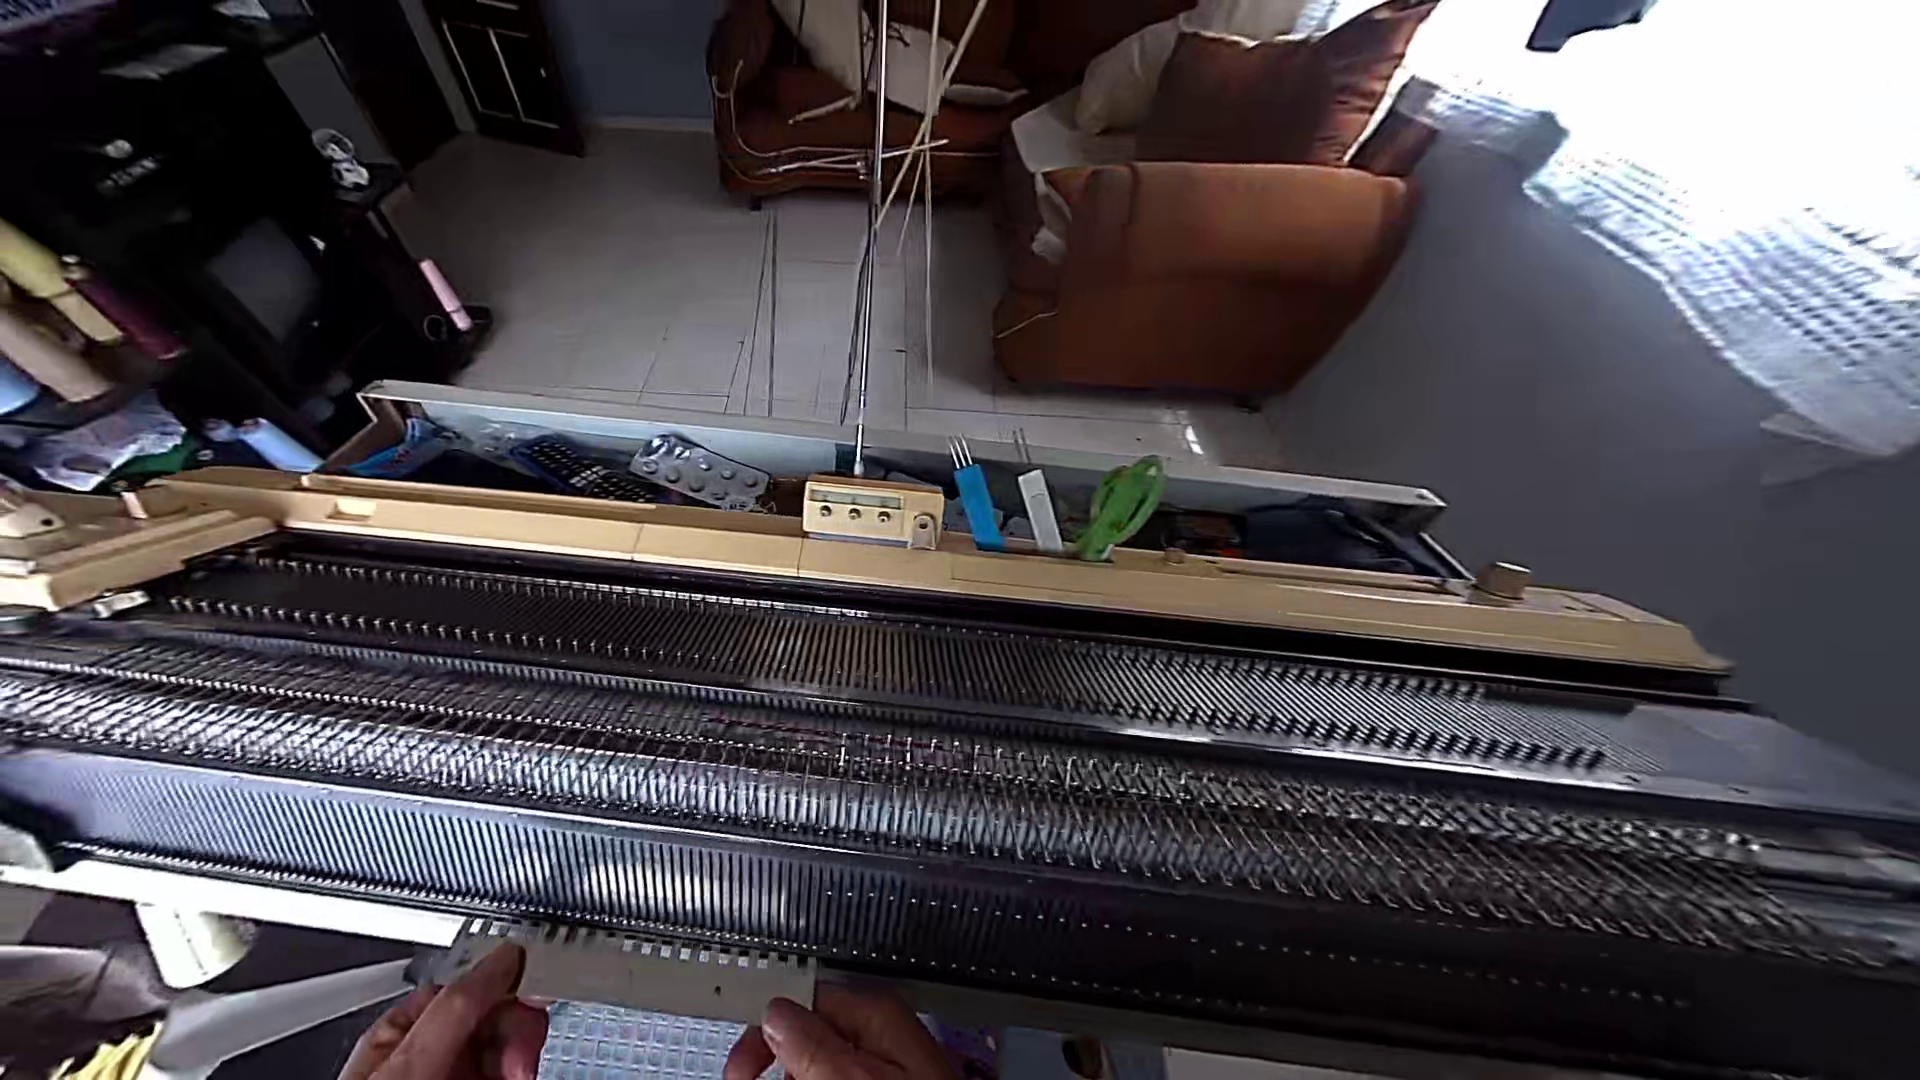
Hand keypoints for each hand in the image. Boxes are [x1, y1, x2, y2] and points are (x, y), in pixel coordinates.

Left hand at [340, 944, 548, 1079]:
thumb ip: (458, 1004)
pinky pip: (523, 1058)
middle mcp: (434, 1050)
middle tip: (518, 1043)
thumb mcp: (409, 1065)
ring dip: (526, 1045)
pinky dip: (527, 1064)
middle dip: (520, 1020)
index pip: (471, 977)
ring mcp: (461, 1070)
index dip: (508, 972)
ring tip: (515, 1071)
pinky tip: (518, 1075)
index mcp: (403, 1032)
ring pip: (519, 1031)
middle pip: (503, 1004)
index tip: (535, 974)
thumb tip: (507, 952)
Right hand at [724, 986, 958, 1079]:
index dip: (766, 1030)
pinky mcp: (887, 1078)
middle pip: (808, 1036)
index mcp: (875, 1015)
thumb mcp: (859, 1077)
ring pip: (820, 1063)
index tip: (740, 1067)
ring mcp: (883, 1064)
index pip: (806, 999)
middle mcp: (879, 1034)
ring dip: (795, 1075)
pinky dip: (817, 1079)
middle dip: (777, 1062)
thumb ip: (817, 1042)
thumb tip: (778, 1011)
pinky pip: (840, 1072)